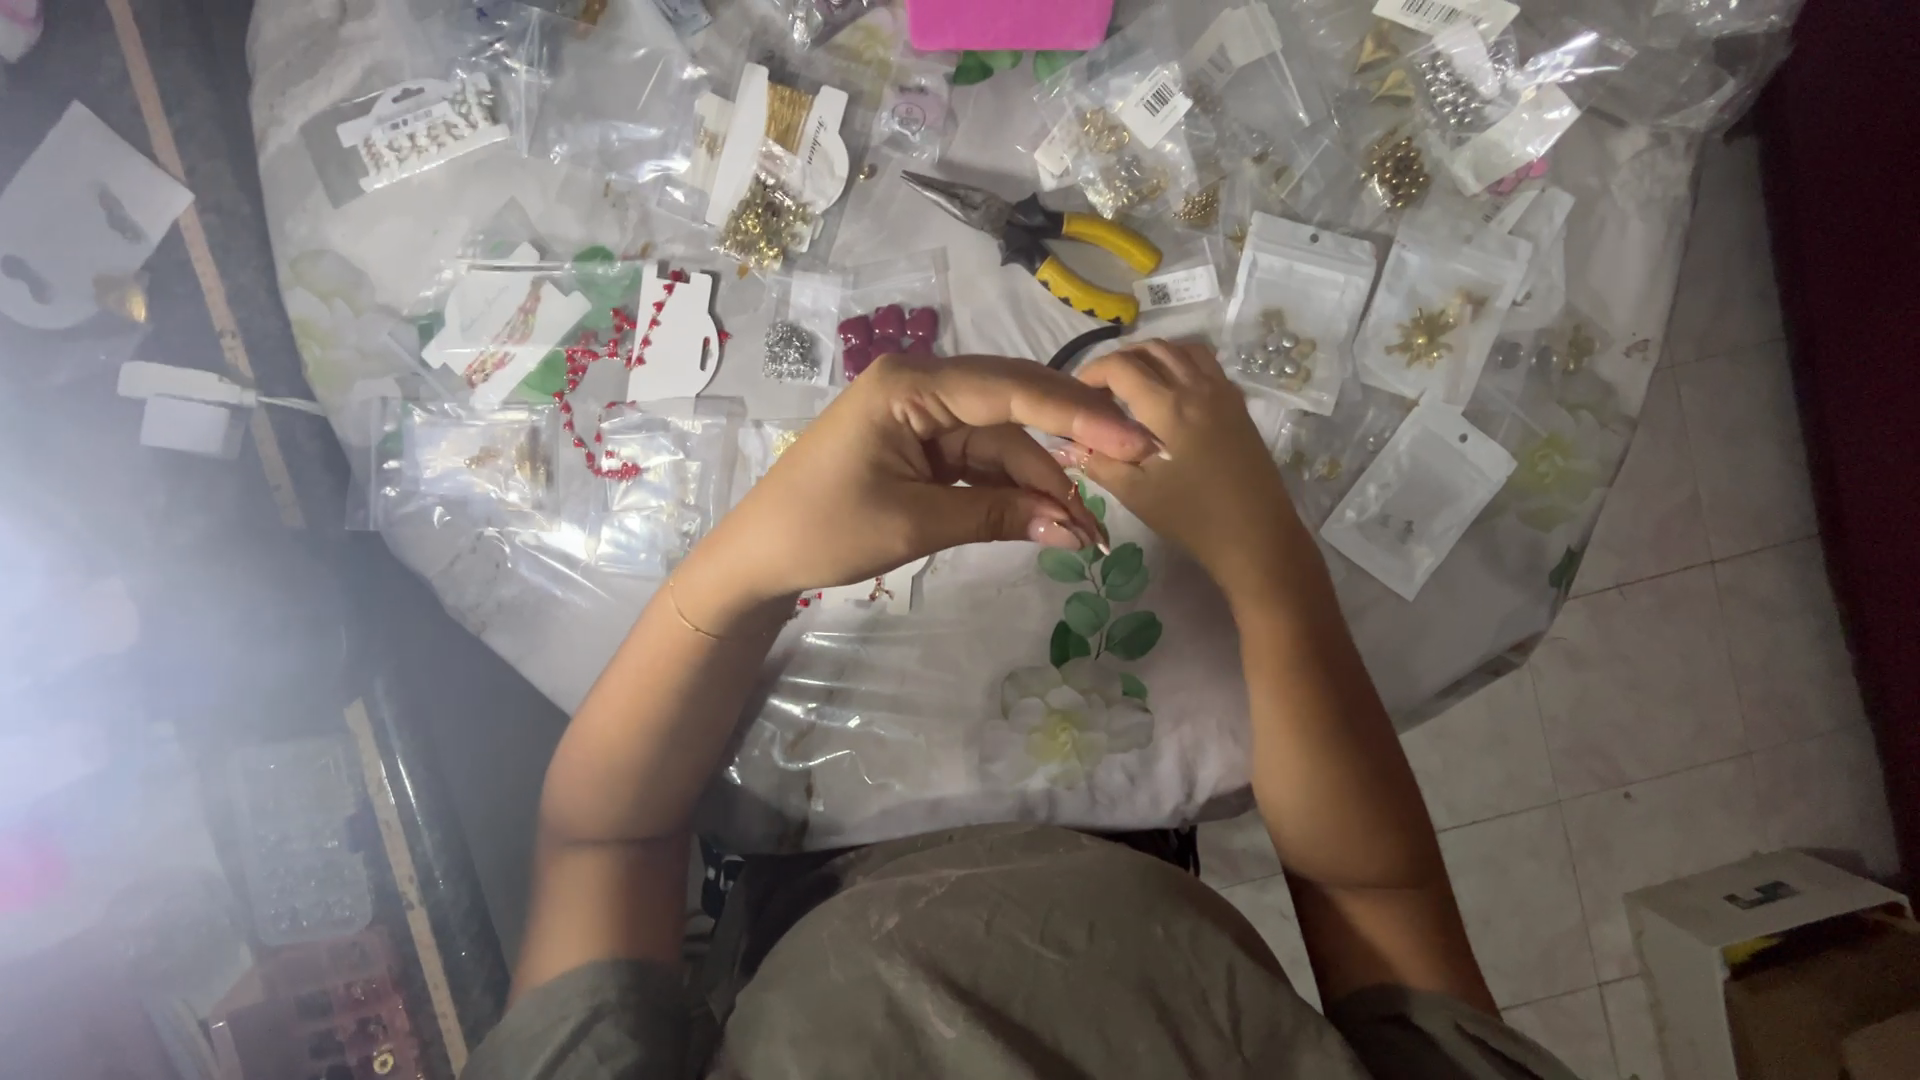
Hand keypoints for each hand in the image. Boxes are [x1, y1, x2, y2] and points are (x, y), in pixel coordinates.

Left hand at [674, 353, 1158, 627]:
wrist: (759, 553)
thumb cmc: (823, 529)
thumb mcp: (914, 523)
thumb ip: (996, 515)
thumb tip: (1074, 528)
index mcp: (911, 385)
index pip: (1011, 390)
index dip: (1078, 414)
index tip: (1133, 436)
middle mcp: (923, 387)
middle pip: (1015, 408)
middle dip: (1071, 446)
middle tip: (1135, 467)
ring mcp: (924, 416)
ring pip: (1004, 441)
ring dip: (1043, 483)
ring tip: (1085, 531)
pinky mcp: (923, 446)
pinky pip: (982, 461)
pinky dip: (1012, 491)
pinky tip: (1046, 519)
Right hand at [1071, 340, 1305, 597]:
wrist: (1256, 537)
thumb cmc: (1191, 518)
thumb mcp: (1135, 492)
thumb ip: (1097, 460)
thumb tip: (1066, 442)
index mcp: (1169, 407)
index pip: (1121, 366)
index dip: (1091, 372)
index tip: (1076, 394)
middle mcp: (1197, 387)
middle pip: (1152, 348)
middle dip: (1119, 361)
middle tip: (1099, 390)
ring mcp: (1222, 391)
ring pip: (1181, 349)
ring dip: (1151, 357)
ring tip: (1131, 385)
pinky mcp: (1237, 404)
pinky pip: (1204, 364)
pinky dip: (1179, 363)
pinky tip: (1168, 393)